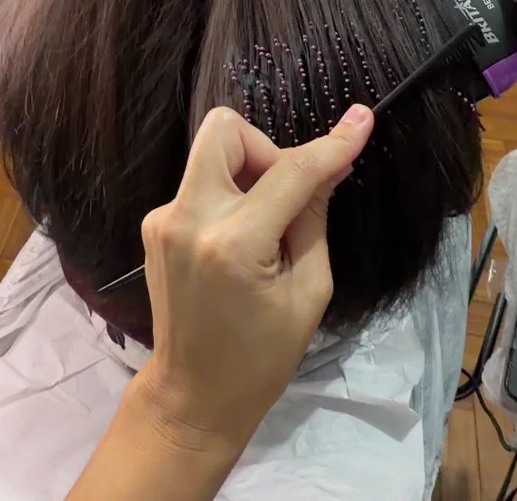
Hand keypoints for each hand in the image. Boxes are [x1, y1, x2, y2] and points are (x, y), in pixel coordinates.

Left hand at [135, 104, 373, 448]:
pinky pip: (202, 182)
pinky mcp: (155, 223)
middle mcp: (188, 218)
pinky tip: (241, 242)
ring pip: (212, 152)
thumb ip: (314, 216)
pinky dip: (230, 196)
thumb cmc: (261, 356)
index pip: (289, 172)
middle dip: (265, 146)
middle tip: (286, 192)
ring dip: (248, 172)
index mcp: (232, 244)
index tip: (361, 119)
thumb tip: (331, 162)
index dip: (331, 144)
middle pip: (224, 130)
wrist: (192, 397)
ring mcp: (163, 218)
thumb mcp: (309, 290)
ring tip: (266, 225)